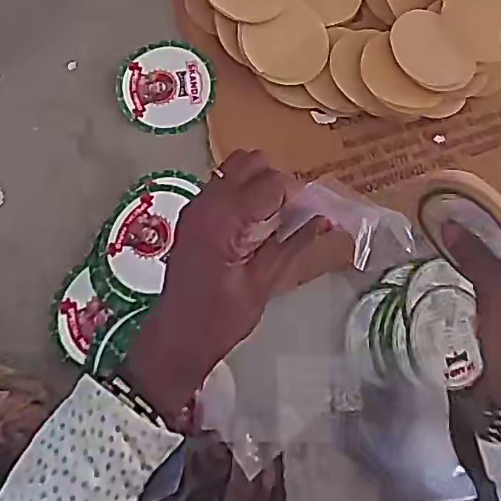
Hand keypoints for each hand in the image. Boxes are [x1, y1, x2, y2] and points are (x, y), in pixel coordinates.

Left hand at [121, 151, 327, 420]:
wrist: (176, 339)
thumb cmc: (221, 317)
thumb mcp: (264, 282)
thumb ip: (294, 244)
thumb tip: (324, 219)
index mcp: (224, 219)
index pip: (271, 183)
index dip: (297, 193)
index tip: (313, 210)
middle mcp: (206, 203)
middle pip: (250, 161)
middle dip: (277, 180)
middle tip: (293, 210)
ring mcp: (196, 206)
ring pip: (235, 167)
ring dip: (260, 182)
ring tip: (276, 214)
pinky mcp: (193, 214)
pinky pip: (224, 183)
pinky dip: (244, 190)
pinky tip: (256, 220)